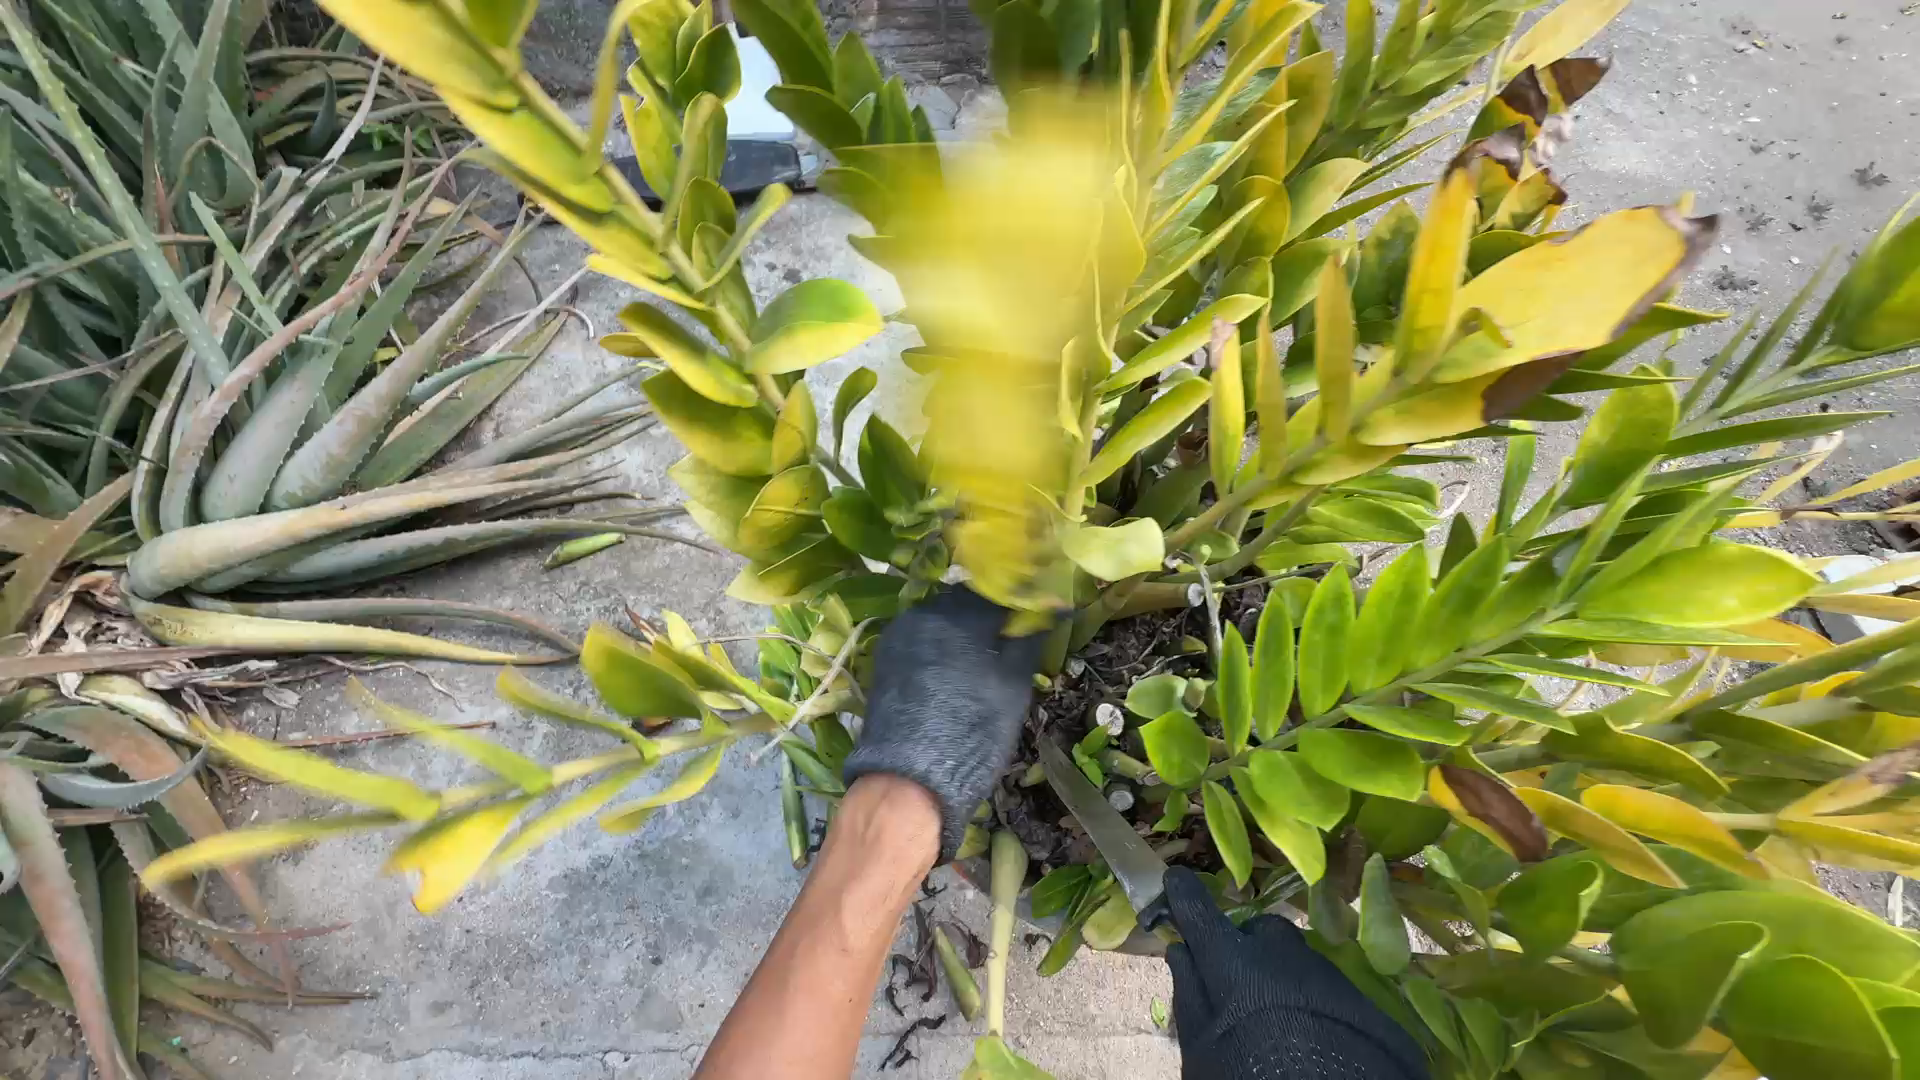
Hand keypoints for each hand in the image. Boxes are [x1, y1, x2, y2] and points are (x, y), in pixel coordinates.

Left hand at [841, 587, 1044, 861]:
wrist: (907, 782)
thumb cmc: (971, 732)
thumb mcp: (1012, 685)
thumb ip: (1027, 639)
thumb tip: (1050, 607)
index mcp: (956, 614)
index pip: (994, 591)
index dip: (1015, 602)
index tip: (1031, 616)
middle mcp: (922, 614)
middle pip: (963, 602)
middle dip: (986, 615)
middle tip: (1008, 639)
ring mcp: (898, 636)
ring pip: (940, 621)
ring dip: (962, 631)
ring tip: (982, 660)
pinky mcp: (885, 660)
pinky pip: (921, 639)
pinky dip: (940, 648)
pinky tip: (954, 674)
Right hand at [1164, 868, 1428, 1079]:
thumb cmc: (1248, 1070)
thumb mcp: (1201, 1046)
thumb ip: (1188, 993)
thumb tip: (1179, 951)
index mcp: (1231, 960)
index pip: (1200, 911)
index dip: (1185, 893)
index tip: (1176, 879)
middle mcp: (1277, 952)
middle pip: (1260, 931)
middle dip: (1250, 945)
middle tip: (1246, 980)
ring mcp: (1322, 971)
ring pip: (1297, 959)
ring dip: (1285, 974)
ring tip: (1284, 1014)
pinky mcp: (1360, 997)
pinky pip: (1328, 987)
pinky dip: (1315, 1000)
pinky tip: (1315, 1030)